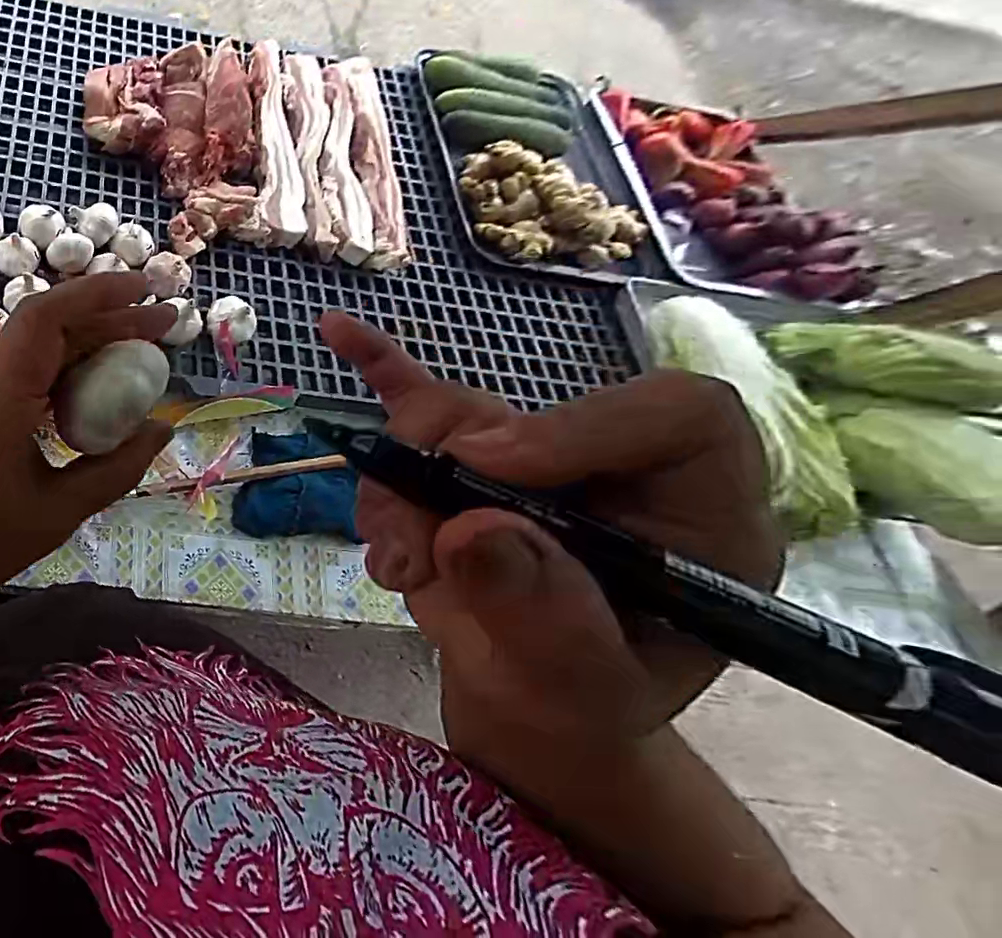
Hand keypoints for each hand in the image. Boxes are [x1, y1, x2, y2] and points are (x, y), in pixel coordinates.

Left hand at [0, 274, 176, 607]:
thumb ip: (117, 467)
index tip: (144, 291)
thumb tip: (161, 428)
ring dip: (81, 348)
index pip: (44, 318)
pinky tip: (83, 394)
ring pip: (29, 352)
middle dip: (105, 322)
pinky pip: (11, 374)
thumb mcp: (61, 511)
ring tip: (133, 360)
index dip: (96, 293)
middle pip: (43, 330)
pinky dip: (53, 373)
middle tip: (161, 330)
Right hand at [319, 313, 783, 746]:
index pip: (672, 417)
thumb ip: (546, 616)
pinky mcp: (457, 455)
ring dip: (392, 487)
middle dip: (438, 475)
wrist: (525, 694)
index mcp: (689, 509)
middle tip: (411, 546)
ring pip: (440, 423)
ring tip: (394, 563)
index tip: (485, 476)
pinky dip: (377, 366)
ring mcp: (522, 454)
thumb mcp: (578, 683)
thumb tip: (470, 528)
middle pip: (519, 415)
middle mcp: (601, 465)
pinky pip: (414, 395)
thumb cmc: (573, 696)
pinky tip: (337, 330)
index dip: (577, 428)